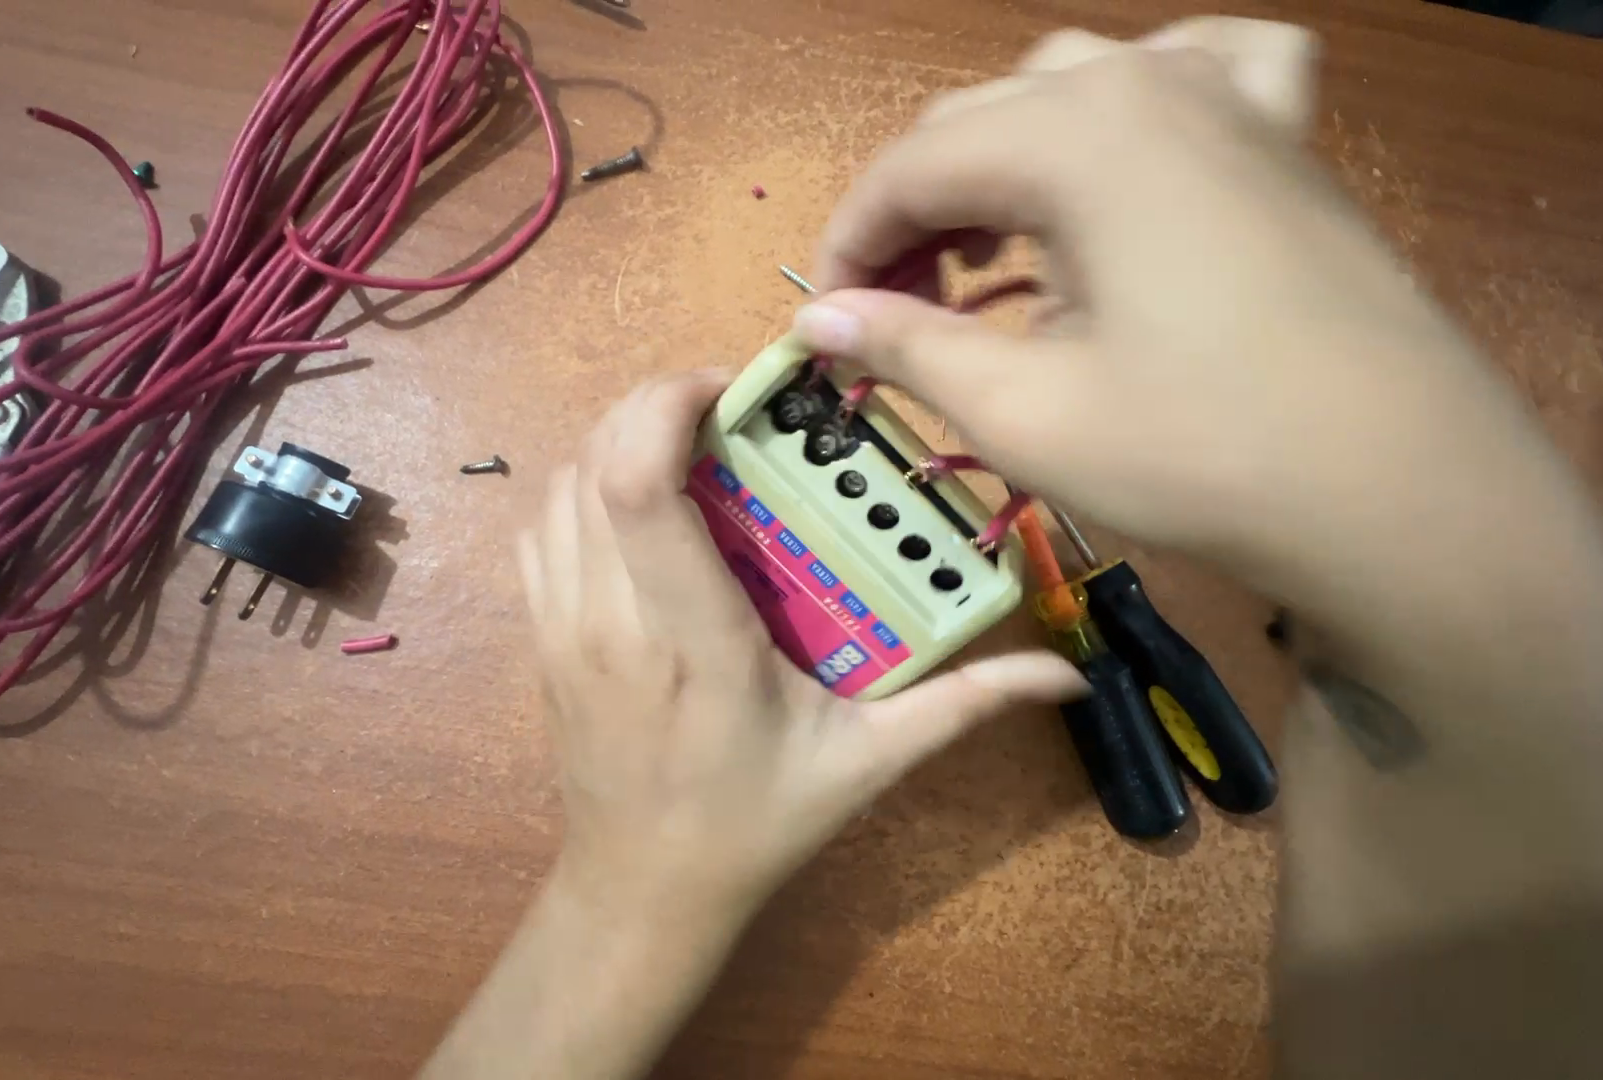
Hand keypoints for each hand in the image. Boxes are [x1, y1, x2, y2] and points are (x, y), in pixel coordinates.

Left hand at [518, 370, 1082, 926]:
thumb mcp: (865, 763)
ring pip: (560, 485)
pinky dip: (582, 485)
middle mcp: (609, 620)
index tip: (730, 390)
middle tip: (728, 413)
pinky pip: (542, 527)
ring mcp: (559, 627)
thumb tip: (1064, 676)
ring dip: (618, 440)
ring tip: (688, 447)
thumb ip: (962, 705)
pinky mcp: (539, 638)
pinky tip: (638, 501)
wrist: (640, 893)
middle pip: (595, 461)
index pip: (640, 486)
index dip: (669, 407)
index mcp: (693, 640)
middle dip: (654, 406)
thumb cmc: (754, 826)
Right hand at [790, 20, 1602, 643]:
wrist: (1396, 494)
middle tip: (893, 310)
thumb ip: (906, 346)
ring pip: (1065, 90)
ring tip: (982, 253)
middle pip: (977, 122)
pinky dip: (1120, 117)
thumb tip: (816, 319)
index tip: (827, 320)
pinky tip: (1117, 169)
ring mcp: (1232, 98)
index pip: (911, 166)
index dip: (849, 244)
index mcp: (1078, 137)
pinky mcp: (1284, 139)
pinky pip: (1187, 79)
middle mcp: (1151, 81)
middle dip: (911, 215)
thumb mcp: (1020, 411)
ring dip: (995, 167)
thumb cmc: (1194, 454)